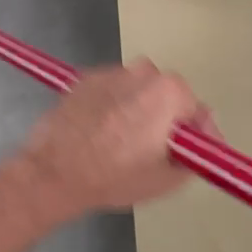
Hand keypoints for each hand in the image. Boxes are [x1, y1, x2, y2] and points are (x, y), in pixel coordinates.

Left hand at [14, 60, 214, 220]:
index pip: (196, 112)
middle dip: (164, 121)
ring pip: (135, 93)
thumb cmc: (114, 177)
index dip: (197, 136)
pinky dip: (110, 108)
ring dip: (136, 112)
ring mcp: (108, 73)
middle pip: (165, 97)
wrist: (53, 173)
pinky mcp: (81, 81)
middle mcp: (142, 72)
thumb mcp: (167, 179)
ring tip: (120, 144)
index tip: (192, 154)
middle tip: (152, 150)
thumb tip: (198, 146)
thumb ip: (195, 157)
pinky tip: (98, 134)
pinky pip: (108, 93)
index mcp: (169, 91)